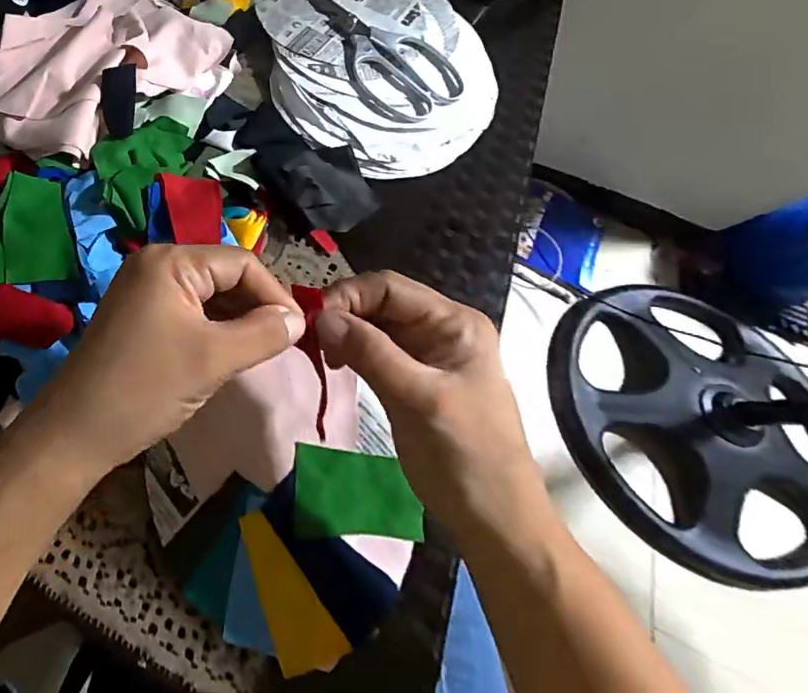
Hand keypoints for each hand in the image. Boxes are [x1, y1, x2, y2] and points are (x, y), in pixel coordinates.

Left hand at [20, 245, 306, 477]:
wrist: (80, 425)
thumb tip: (299, 319)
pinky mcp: (139, 312)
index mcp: (169, 261)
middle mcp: (154, 263)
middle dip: (256, 304)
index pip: (240, 262)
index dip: (275, 294)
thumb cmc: (147, 385)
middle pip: (223, 273)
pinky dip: (213, 326)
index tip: (299, 333)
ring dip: (237, 317)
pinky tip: (230, 351)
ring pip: (207, 292)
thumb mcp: (213, 358)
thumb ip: (263, 333)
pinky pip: (188, 308)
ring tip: (262, 351)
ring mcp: (143, 288)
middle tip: (284, 344)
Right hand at [312, 271, 549, 548]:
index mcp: (454, 323)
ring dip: (341, 332)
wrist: (493, 520)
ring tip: (323, 354)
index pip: (387, 287)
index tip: (315, 322)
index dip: (347, 295)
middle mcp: (438, 328)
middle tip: (313, 341)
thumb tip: (320, 316)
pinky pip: (369, 347)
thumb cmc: (466, 456)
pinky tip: (335, 364)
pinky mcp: (407, 374)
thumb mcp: (419, 399)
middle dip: (341, 313)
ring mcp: (423, 352)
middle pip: (376, 301)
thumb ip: (371, 353)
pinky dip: (347, 349)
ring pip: (368, 323)